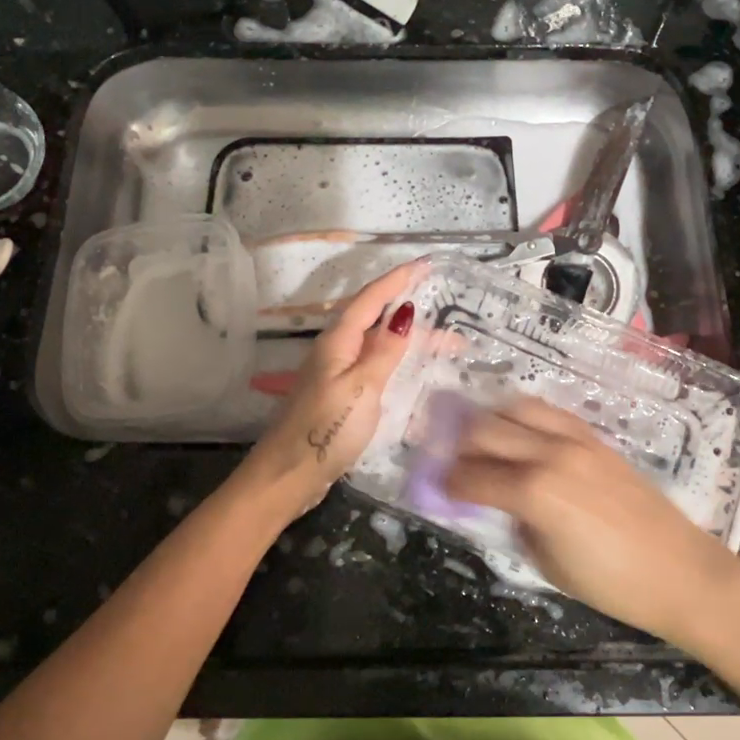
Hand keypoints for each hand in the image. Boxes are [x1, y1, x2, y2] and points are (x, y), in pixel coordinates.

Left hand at [240, 261, 422, 516]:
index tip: (426, 264)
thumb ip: (384, 351)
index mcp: (338, 342)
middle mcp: (336, 352)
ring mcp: (336, 376)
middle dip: (412, 315)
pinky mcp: (340, 398)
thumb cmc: (325, 430)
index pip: (371, 299)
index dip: (398, 279)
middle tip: (453, 321)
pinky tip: (414, 378)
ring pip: (377, 347)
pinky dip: (398, 365)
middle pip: (377, 322)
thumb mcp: (362, 388)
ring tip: (447, 349)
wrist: (287, 476)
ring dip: (410, 343)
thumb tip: (405, 312)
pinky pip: (374, 369)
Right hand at [445, 398, 739, 647]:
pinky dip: (523, 416)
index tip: (437, 486)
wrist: (681, 572)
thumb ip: (516, 526)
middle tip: (451, 461)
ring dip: (490, 420)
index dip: (448, 481)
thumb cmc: (613, 584)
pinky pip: (548, 412)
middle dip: (459, 445)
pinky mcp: (595, 437)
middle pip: (485, 430)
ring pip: (515, 407)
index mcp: (534, 492)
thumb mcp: (548, 564)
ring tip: (481, 439)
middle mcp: (550, 453)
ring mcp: (575, 439)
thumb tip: (498, 503)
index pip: (472, 476)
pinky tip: (518, 432)